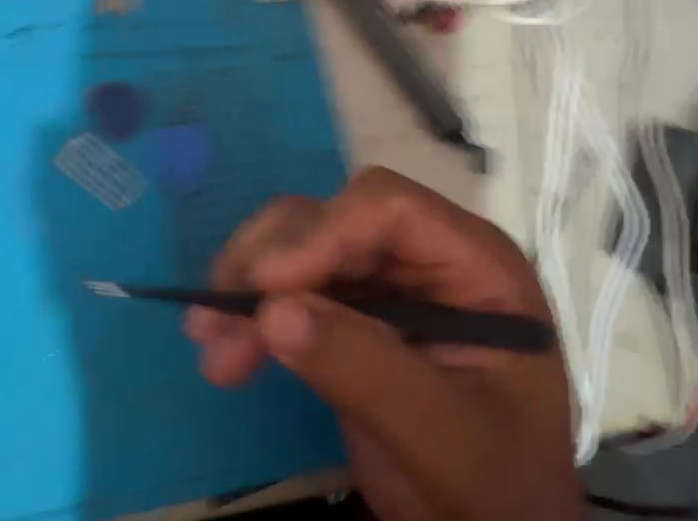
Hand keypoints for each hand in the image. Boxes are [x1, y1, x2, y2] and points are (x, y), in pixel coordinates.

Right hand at [184, 167, 580, 520]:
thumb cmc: (490, 487)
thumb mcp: (441, 438)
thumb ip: (366, 371)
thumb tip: (273, 311)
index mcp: (474, 265)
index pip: (390, 210)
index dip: (322, 233)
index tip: (265, 287)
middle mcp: (424, 255)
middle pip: (330, 219)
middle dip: (269, 264)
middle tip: (216, 319)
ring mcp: (383, 279)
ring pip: (296, 244)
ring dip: (245, 286)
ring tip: (208, 340)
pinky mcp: (347, 307)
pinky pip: (287, 287)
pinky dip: (248, 313)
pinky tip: (220, 348)